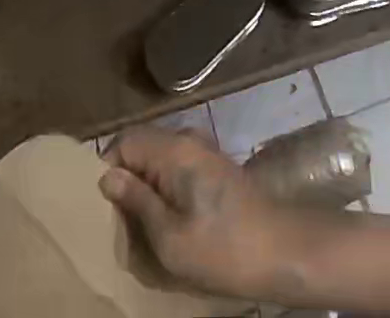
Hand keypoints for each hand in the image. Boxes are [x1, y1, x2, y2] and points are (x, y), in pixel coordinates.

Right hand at [99, 126, 298, 299]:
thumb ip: (136, 201)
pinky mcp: (215, 165)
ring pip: (158, 156)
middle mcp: (188, 138)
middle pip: (141, 146)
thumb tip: (106, 176)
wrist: (284, 252)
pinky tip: (168, 218)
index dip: (108, 170)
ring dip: (146, 184)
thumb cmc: (223, 248)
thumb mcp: (169, 236)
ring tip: (141, 223)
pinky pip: (176, 165)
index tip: (105, 207)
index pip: (124, 141)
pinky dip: (165, 186)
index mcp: (174, 149)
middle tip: (120, 219)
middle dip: (126, 177)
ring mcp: (204, 149)